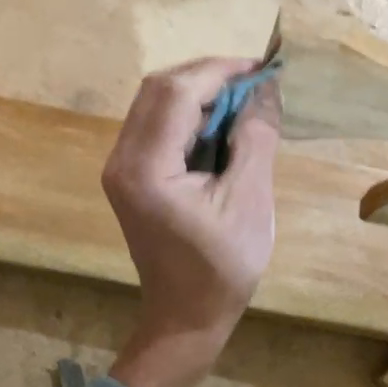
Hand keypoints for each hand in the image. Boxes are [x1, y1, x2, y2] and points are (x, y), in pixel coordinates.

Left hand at [102, 58, 280, 386]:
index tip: (263, 70)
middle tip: (255, 83)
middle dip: (208, 76)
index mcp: (146, 168)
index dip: (220, 71)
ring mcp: (120, 167)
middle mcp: (121, 160)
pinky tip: (220, 124)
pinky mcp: (129, 175)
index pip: (177, 92)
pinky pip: (155, 125)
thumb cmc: (221, 268)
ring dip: (198, 93)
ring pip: (154, 102)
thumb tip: (266, 88)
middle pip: (158, 89)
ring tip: (243, 101)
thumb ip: (256, 138)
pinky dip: (188, 114)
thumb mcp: (248, 201)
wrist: (185, 317)